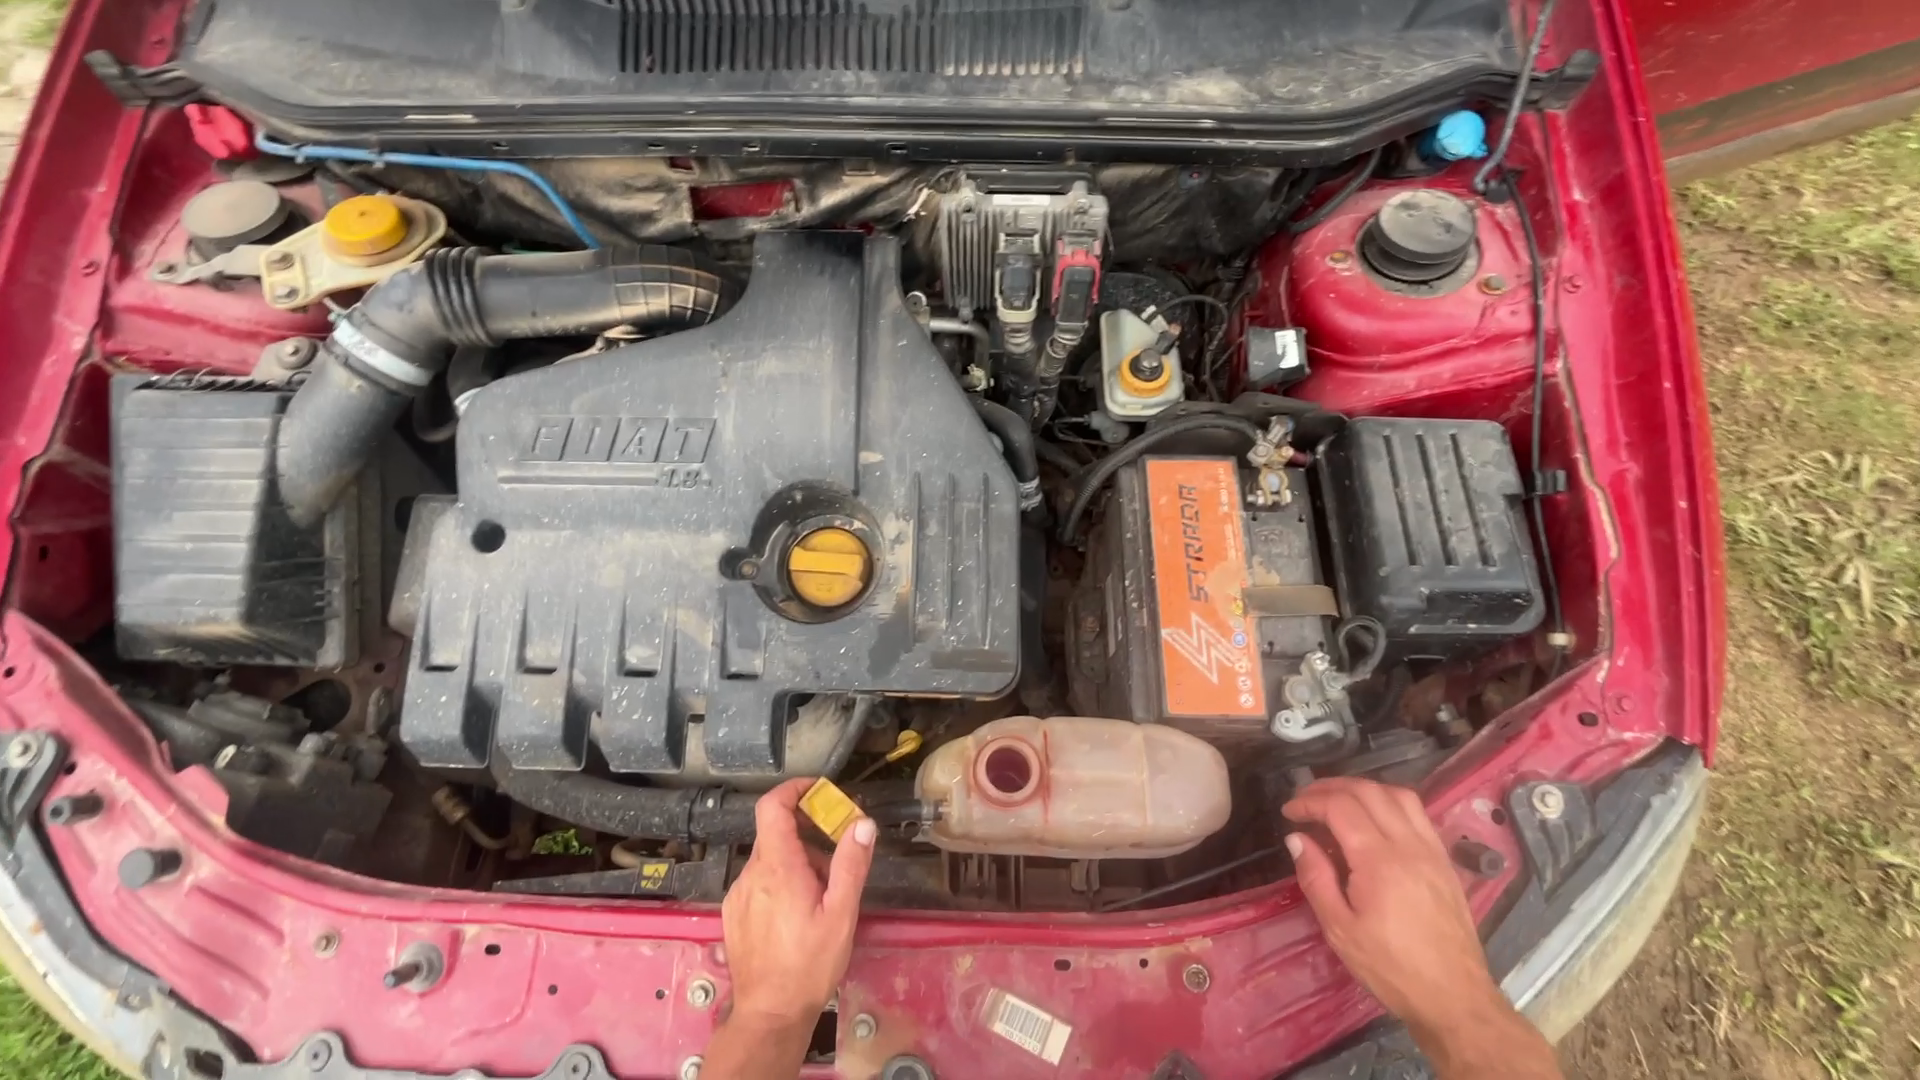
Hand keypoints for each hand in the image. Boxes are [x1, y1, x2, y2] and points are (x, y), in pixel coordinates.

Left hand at [721, 777, 875, 1027]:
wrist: (769, 1015)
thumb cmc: (809, 963)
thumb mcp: (841, 914)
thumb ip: (851, 864)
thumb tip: (863, 823)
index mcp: (777, 866)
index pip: (772, 806)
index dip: (794, 789)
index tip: (819, 791)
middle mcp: (751, 873)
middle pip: (776, 832)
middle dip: (808, 833)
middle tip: (837, 854)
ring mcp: (739, 894)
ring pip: (770, 858)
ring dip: (798, 861)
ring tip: (823, 894)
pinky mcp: (735, 913)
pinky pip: (760, 880)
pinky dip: (781, 880)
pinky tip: (799, 911)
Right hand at [1283, 778, 1559, 1078]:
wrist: (1456, 1000)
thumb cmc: (1391, 968)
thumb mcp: (1340, 930)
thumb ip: (1316, 878)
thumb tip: (1297, 839)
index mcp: (1380, 861)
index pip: (1340, 807)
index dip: (1309, 801)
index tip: (1289, 813)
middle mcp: (1409, 846)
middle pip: (1368, 791)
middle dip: (1330, 787)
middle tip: (1305, 800)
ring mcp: (1432, 851)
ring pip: (1397, 794)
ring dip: (1362, 788)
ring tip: (1337, 801)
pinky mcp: (1444, 862)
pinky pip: (1417, 813)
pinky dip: (1388, 802)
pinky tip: (1373, 819)